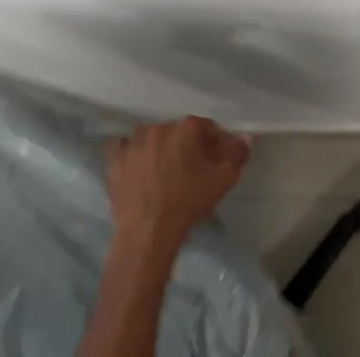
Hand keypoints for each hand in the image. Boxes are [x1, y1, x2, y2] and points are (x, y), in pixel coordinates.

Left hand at [104, 116, 251, 247]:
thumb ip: (238, 152)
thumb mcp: (225, 178)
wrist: (149, 232)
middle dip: (184, 143)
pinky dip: (130, 152)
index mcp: (187, 128)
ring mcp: (133, 144)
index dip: (210, 141)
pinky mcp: (114, 161)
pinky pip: (122, 147)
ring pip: (149, 136)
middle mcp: (159, 128)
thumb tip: (245, 136)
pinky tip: (136, 166)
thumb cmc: (189, 201)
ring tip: (161, 168)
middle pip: (176, 129)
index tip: (211, 158)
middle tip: (188, 166)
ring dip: (157, 146)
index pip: (204, 126)